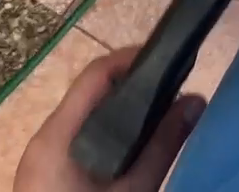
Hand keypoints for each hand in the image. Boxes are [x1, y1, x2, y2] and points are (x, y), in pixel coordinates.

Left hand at [13, 47, 206, 191]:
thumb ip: (164, 144)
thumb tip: (198, 99)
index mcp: (57, 137)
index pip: (97, 73)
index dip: (136, 58)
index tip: (174, 63)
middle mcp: (44, 141)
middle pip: (94, 93)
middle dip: (138, 88)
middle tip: (178, 93)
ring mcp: (41, 163)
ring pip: (90, 118)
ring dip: (127, 113)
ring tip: (165, 120)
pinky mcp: (46, 181)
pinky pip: (83, 141)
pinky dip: (113, 135)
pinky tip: (139, 151)